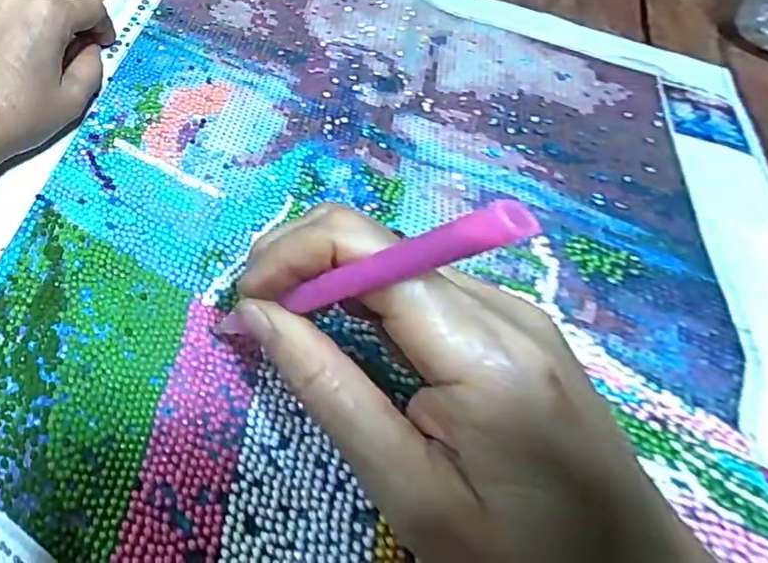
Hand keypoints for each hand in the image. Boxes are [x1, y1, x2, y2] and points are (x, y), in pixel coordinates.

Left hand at [0, 0, 114, 174]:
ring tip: (51, 29)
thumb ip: (92, 69)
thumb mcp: (70, 101)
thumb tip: (91, 50)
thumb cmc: (16, 117)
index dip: (104, 26)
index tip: (104, 45)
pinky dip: (22, 5)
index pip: (92, 6)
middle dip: (79, 0)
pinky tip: (22, 37)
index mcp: (51, 14)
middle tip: (80, 33)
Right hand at [226, 205, 711, 562]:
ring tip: (285, 318)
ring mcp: (506, 307)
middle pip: (365, 236)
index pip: (358, 243)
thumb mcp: (408, 488)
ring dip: (318, 274)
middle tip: (256, 310)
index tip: (247, 304)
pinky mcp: (504, 320)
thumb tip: (250, 311)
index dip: (286, 255)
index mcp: (482, 347)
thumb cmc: (520, 557)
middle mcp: (498, 305)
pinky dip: (353, 291)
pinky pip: (406, 278)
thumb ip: (324, 387)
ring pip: (380, 252)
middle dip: (293, 259)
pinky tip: (336, 326)